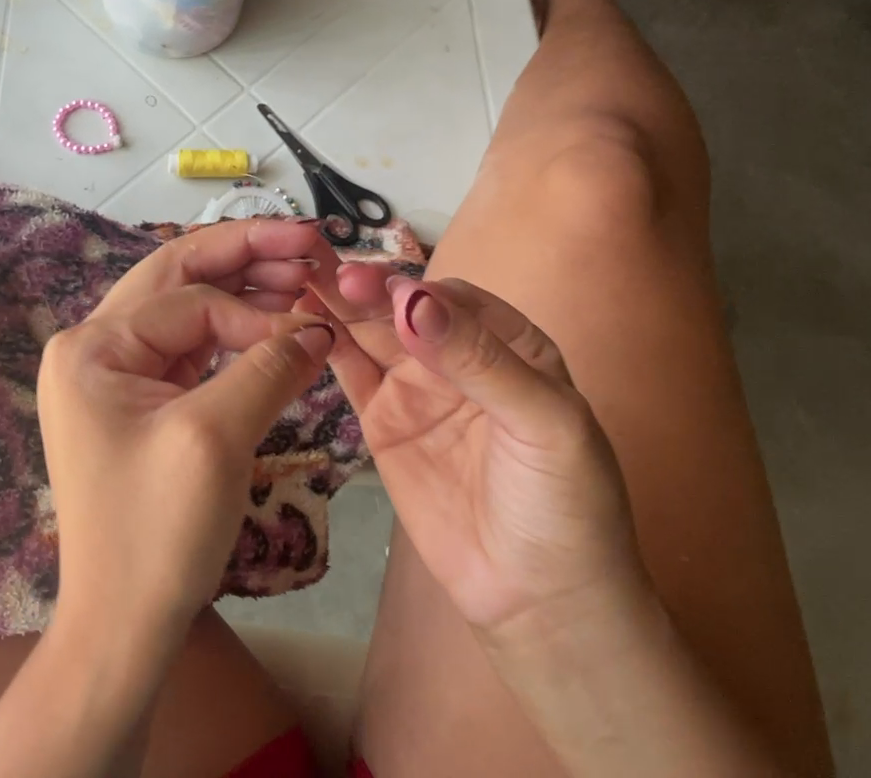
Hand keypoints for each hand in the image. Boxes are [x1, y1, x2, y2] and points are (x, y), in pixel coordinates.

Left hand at [37, 219, 339, 638]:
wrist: (121, 624)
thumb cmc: (156, 532)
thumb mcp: (215, 439)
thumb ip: (269, 367)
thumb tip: (320, 324)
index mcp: (93, 346)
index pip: (192, 300)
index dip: (259, 312)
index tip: (316, 335)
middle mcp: (94, 348)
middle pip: (179, 277)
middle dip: (245, 256)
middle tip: (311, 240)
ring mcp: (113, 375)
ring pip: (187, 308)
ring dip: (243, 291)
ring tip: (302, 276)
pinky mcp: (138, 402)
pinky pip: (190, 349)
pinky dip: (233, 334)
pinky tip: (273, 325)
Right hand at [310, 266, 648, 633]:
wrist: (536, 597)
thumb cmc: (566, 503)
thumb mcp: (545, 423)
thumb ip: (479, 360)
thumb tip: (413, 302)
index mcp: (510, 346)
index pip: (457, 300)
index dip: (420, 290)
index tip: (386, 290)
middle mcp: (458, 359)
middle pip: (406, 312)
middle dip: (370, 290)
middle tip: (329, 273)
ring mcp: (417, 391)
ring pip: (372, 337)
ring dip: (341, 308)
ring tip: (304, 283)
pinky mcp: (383, 423)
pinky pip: (353, 376)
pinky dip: (330, 348)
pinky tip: (306, 322)